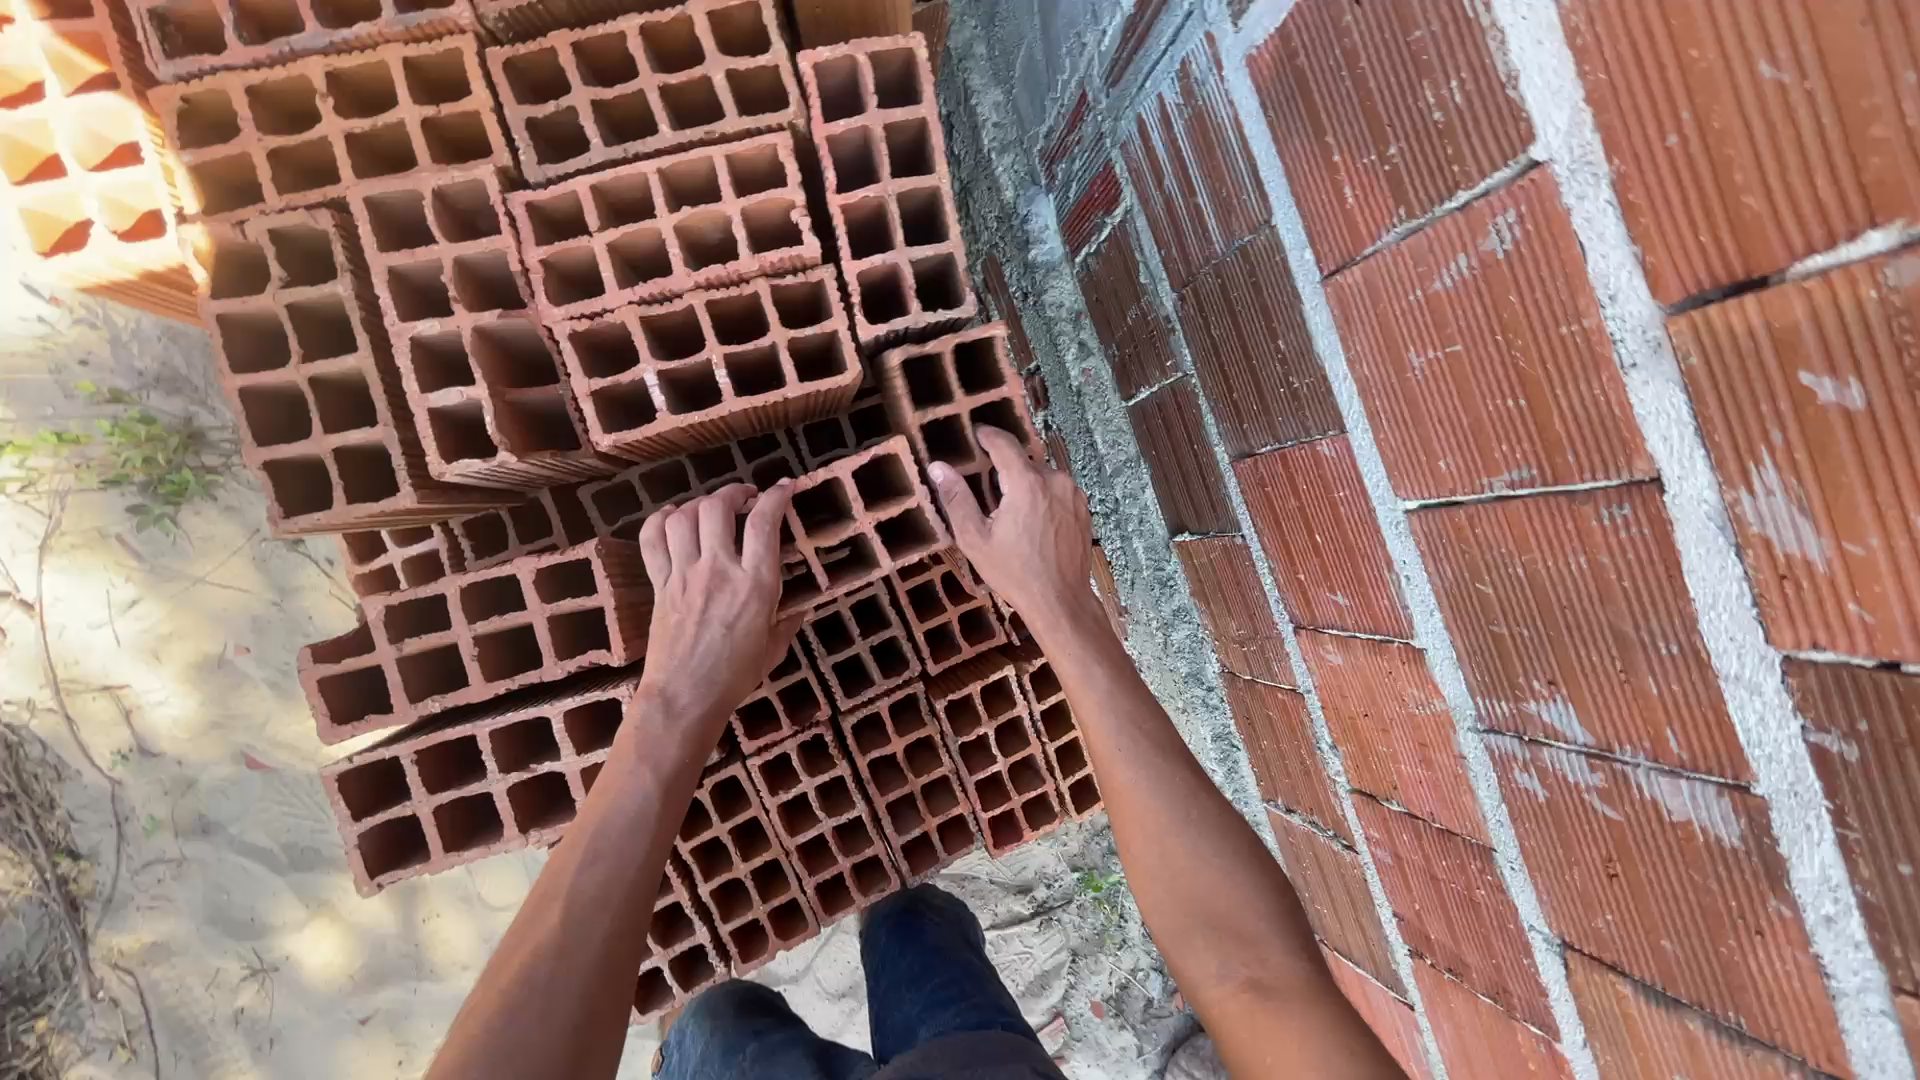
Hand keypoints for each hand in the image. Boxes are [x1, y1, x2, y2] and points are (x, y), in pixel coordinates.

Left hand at [633, 482, 798, 731]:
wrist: (685, 697)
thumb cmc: (736, 676)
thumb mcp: (775, 645)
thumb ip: (789, 616)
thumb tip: (804, 600)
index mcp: (755, 585)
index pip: (765, 523)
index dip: (777, 496)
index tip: (785, 488)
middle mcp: (719, 571)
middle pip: (719, 508)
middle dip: (735, 492)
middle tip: (746, 497)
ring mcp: (684, 575)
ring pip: (684, 517)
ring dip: (701, 503)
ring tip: (713, 508)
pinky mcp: (660, 585)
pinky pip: (652, 540)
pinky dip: (661, 520)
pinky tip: (674, 518)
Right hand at [928, 425, 1096, 631]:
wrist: (1060, 600)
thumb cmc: (1014, 572)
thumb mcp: (975, 539)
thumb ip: (956, 498)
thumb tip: (937, 467)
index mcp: (1026, 483)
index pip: (1004, 443)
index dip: (987, 435)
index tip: (976, 433)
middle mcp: (1054, 480)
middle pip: (1023, 461)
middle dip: (1005, 469)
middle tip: (988, 490)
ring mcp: (1073, 493)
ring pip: (1042, 475)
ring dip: (1026, 484)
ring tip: (1012, 511)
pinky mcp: (1083, 507)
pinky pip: (1058, 490)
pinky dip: (1044, 496)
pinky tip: (1034, 522)